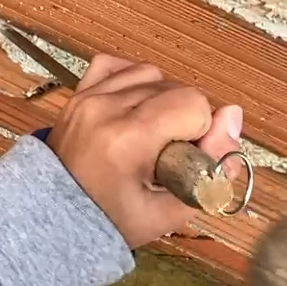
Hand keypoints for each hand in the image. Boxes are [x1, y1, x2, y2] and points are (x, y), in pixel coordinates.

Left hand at [44, 54, 244, 248]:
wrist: (54, 215)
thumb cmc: (112, 220)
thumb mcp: (171, 211)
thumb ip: (213, 168)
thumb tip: (233, 114)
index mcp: (127, 139)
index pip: (193, 103)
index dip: (203, 131)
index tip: (189, 159)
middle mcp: (105, 107)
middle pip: (175, 87)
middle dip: (187, 118)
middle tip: (171, 153)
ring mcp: (88, 96)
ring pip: (150, 72)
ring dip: (163, 97)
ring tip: (155, 132)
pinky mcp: (78, 92)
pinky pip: (115, 64)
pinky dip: (133, 79)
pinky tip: (136, 105)